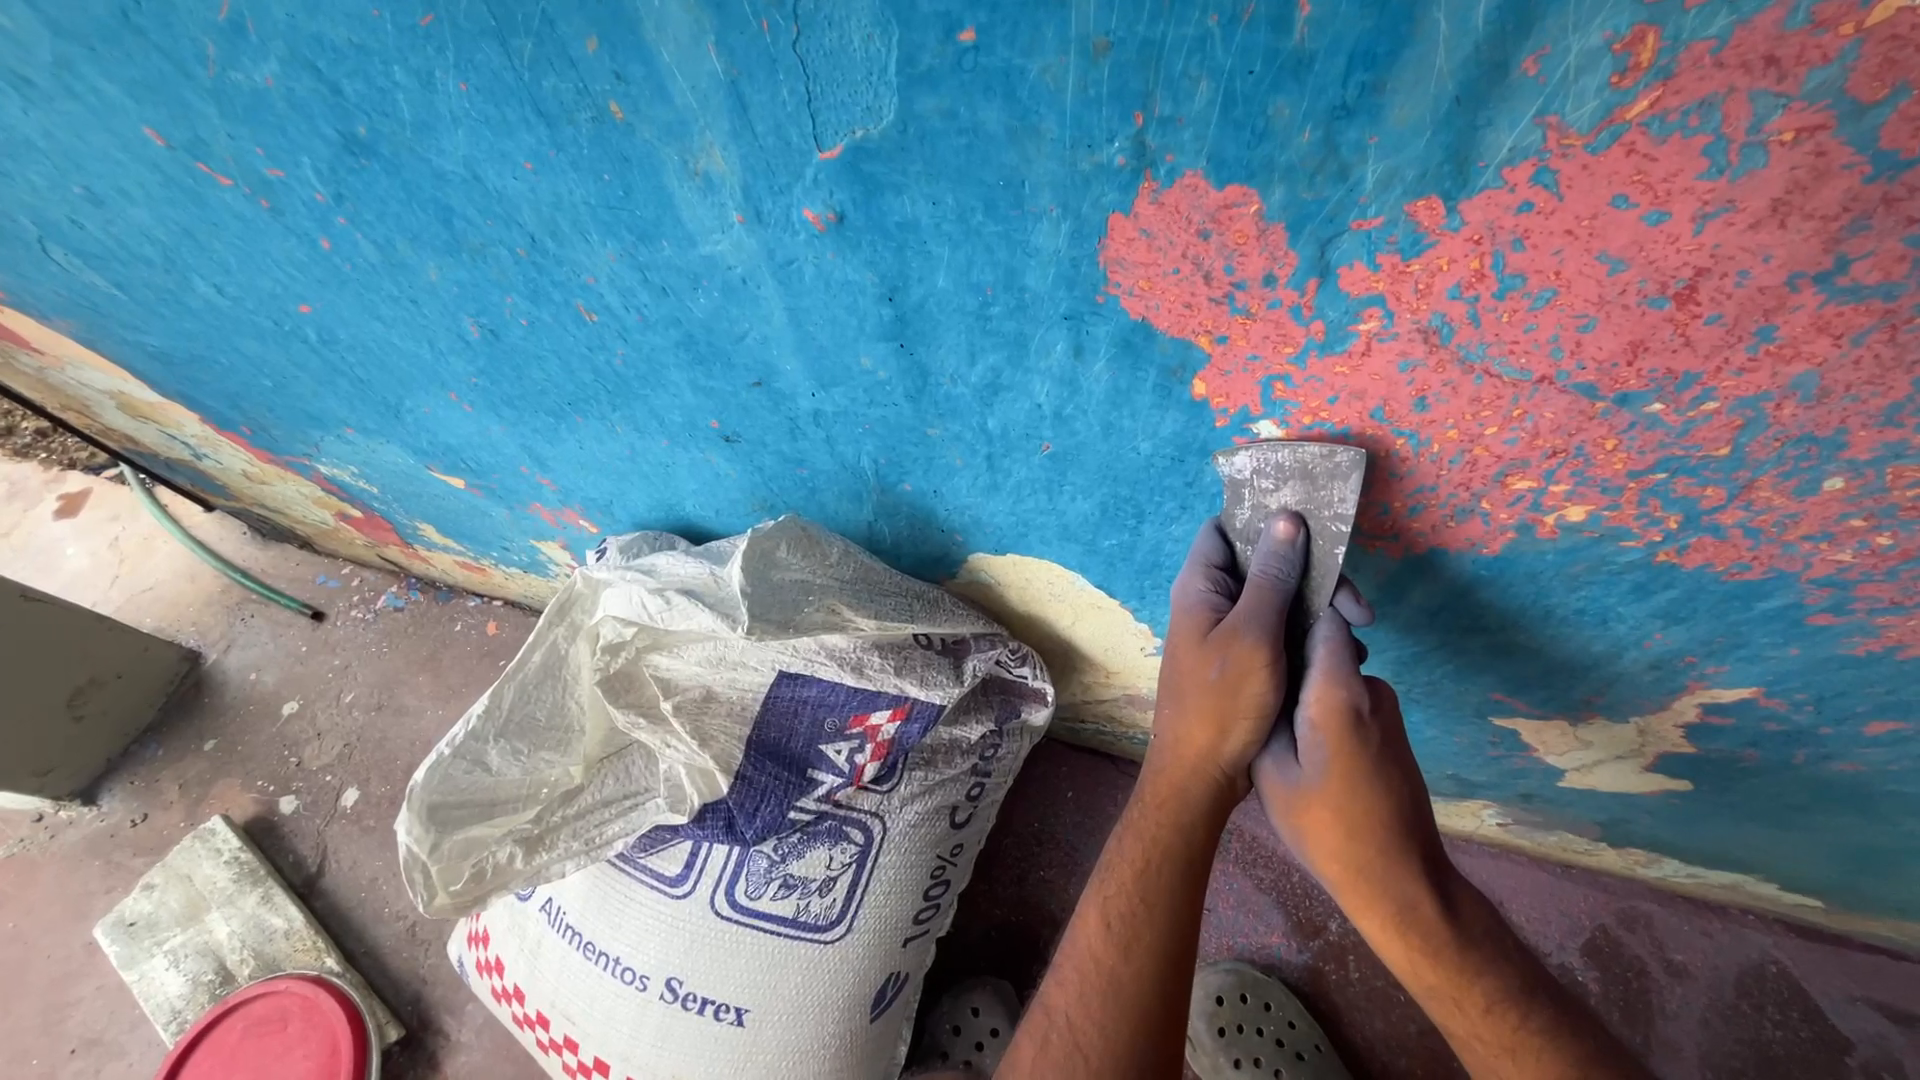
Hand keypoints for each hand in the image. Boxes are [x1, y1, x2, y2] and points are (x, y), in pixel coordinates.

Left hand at [1147, 513, 1369, 804]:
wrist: (1201, 773)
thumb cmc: (1222, 702)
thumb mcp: (1254, 634)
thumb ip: (1272, 575)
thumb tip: (1286, 517)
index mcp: (1201, 584)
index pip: (1226, 528)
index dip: (1266, 521)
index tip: (1318, 531)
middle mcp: (1211, 599)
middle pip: (1264, 562)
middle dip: (1314, 576)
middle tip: (1360, 608)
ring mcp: (1227, 628)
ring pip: (1279, 597)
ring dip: (1319, 610)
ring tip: (1359, 639)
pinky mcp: (1244, 655)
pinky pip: (1279, 628)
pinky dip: (1309, 635)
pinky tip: (1343, 656)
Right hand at [1251, 603, 1451, 916]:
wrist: (1398, 879)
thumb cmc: (1326, 826)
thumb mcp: (1271, 771)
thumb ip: (1264, 714)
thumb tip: (1260, 677)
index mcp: (1338, 691)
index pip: (1322, 616)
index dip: (1291, 600)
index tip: (1258, 601)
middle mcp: (1369, 689)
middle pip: (1325, 642)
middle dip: (1285, 647)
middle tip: (1244, 665)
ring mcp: (1384, 710)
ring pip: (1332, 672)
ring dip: (1300, 681)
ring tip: (1262, 706)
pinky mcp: (1388, 730)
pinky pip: (1344, 697)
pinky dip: (1318, 703)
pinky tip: (1293, 734)